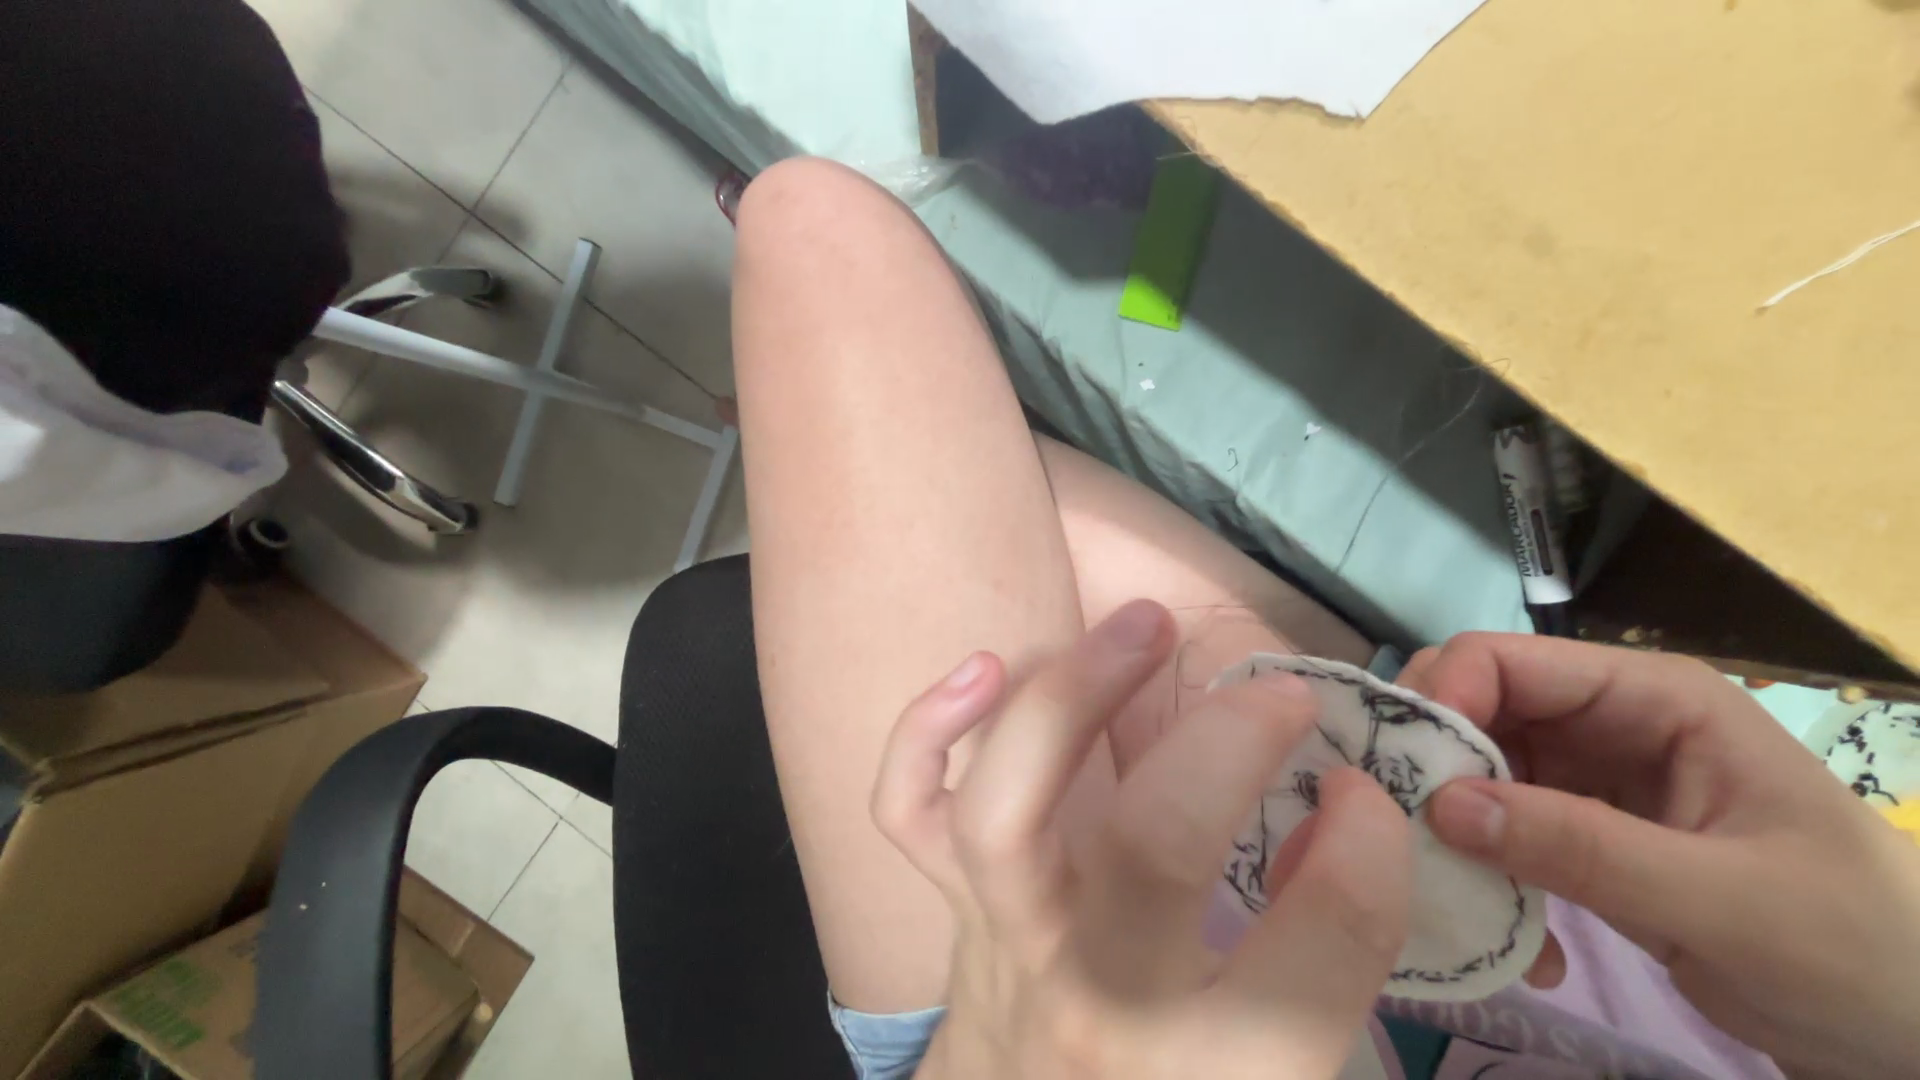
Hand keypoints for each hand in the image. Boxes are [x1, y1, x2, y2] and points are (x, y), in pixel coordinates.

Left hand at [873, 599, 1412, 1078]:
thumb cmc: (1170, 1071)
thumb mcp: (1273, 1051)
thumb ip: (1316, 940)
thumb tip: (1337, 803)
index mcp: (1219, 1061)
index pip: (1318, 948)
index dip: (1369, 851)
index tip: (1359, 788)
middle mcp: (1101, 994)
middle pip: (1152, 850)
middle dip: (1226, 741)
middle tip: (1280, 691)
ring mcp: (1006, 937)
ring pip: (1008, 811)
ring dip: (1073, 693)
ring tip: (1144, 622)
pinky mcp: (948, 898)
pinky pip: (906, 810)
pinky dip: (926, 731)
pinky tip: (988, 668)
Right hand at [1406, 634, 1919, 1079]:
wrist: (1917, 1040)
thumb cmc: (1857, 951)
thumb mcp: (1727, 903)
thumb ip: (1583, 848)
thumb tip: (1437, 804)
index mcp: (1648, 696)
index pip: (1503, 661)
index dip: (1442, 700)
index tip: (1406, 778)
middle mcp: (1600, 719)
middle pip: (1470, 710)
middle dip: (1430, 766)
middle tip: (1403, 832)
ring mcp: (1581, 774)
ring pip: (1466, 770)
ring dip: (1448, 829)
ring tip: (1455, 895)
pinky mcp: (1569, 827)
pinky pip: (1489, 826)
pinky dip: (1480, 871)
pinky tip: (1509, 932)